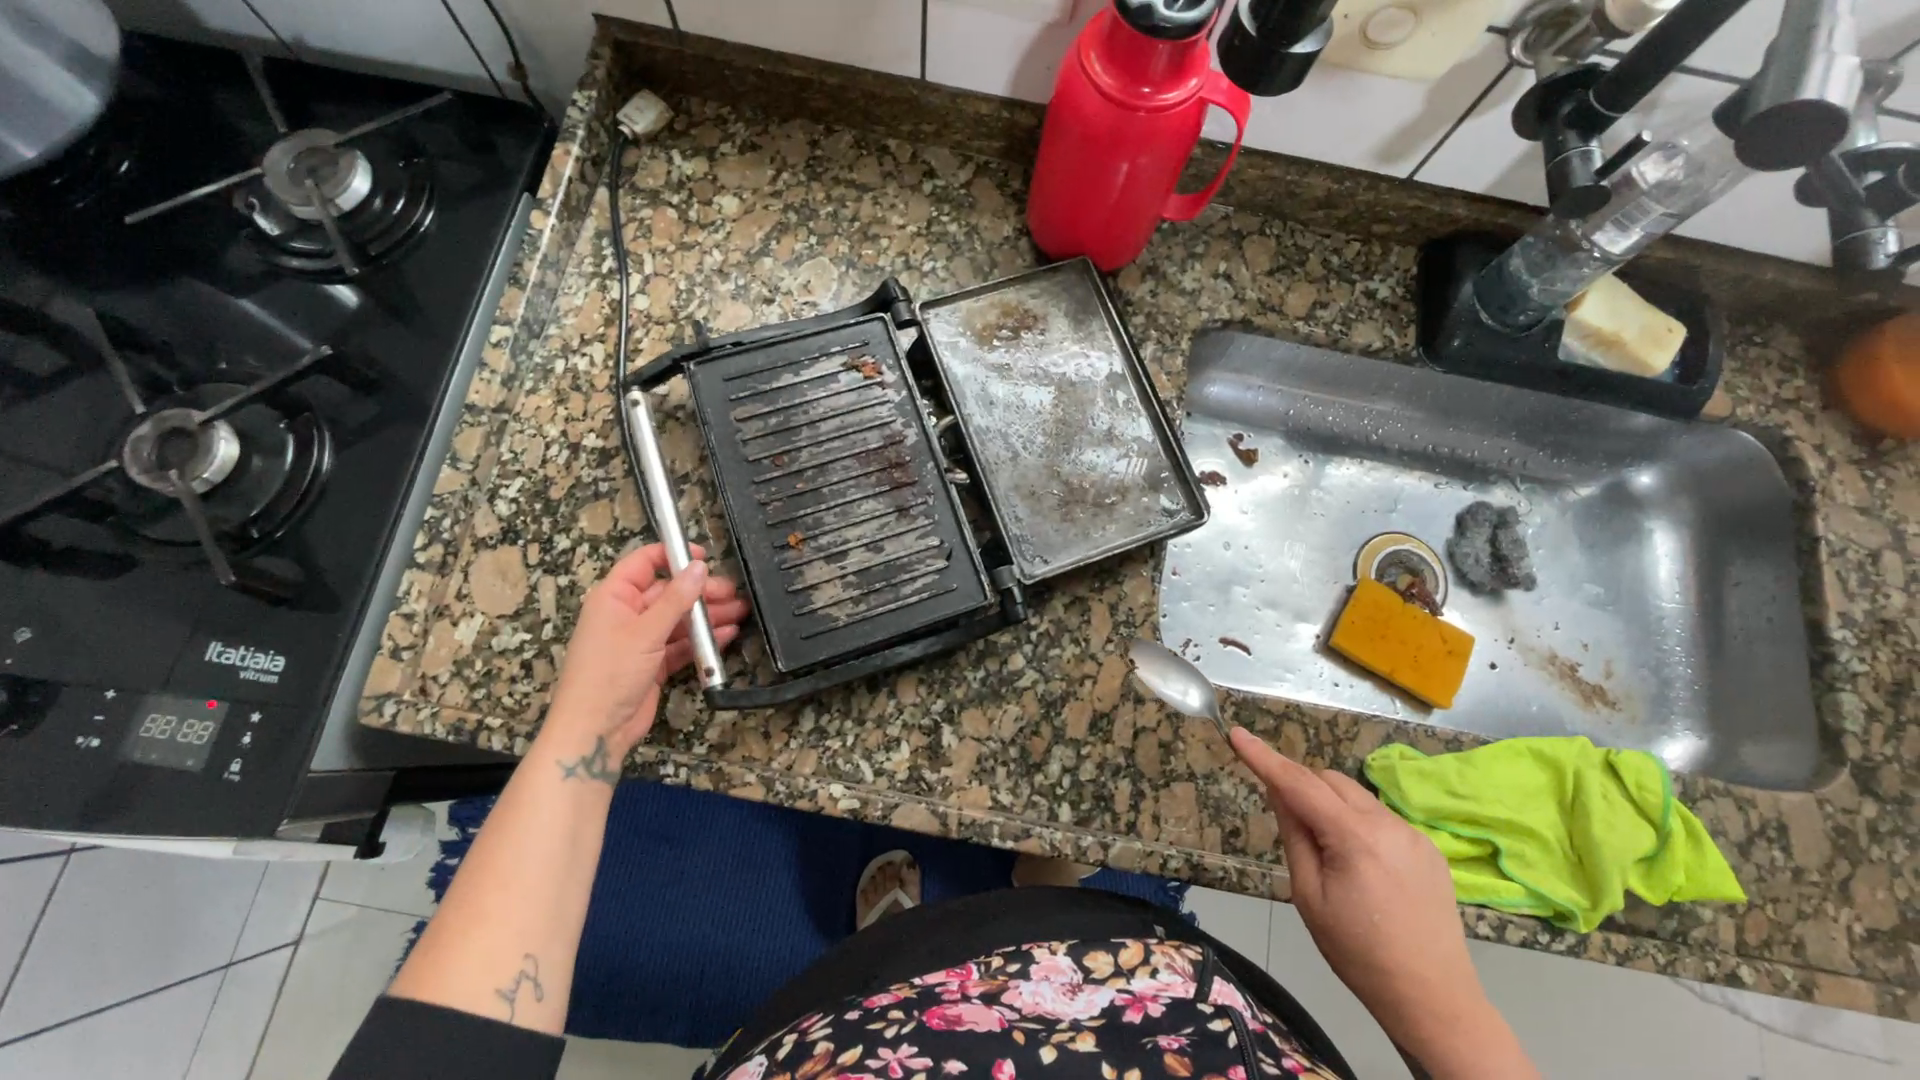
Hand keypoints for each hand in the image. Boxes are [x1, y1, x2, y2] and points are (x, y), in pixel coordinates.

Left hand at [545, 543, 747, 755]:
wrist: (595, 729)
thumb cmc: (610, 673)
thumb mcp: (645, 632)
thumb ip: (676, 599)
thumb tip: (699, 567)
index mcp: (615, 597)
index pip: (644, 563)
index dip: (673, 555)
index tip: (705, 557)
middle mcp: (627, 614)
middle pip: (669, 593)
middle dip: (701, 592)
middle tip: (733, 593)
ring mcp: (641, 640)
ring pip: (679, 619)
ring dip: (708, 616)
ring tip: (740, 612)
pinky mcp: (653, 664)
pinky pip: (682, 644)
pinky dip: (703, 640)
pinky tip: (727, 634)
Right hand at [1230, 728, 1535, 1078]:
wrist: (1431, 996)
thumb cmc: (1357, 952)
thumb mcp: (1308, 895)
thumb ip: (1294, 835)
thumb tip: (1279, 791)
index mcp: (1354, 837)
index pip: (1299, 784)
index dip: (1264, 758)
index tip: (1236, 734)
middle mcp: (1388, 823)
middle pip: (1330, 780)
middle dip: (1302, 787)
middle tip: (1289, 826)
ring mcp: (1413, 834)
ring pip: (1356, 797)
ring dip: (1332, 807)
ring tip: (1330, 858)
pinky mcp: (1429, 848)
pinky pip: (1381, 818)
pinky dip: (1358, 824)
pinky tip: (1362, 870)